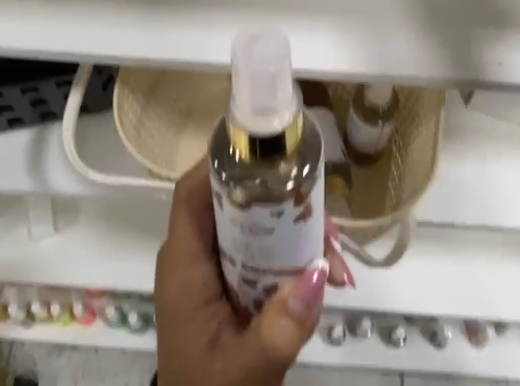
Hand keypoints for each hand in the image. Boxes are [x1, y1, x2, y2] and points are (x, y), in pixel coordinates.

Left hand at [154, 162, 353, 385]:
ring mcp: (210, 272)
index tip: (271, 154)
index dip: (226, 164)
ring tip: (334, 252)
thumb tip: (317, 272)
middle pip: (231, 204)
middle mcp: (193, 258)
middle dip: (280, 201)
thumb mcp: (246, 370)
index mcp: (184, 265)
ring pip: (251, 228)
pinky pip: (258, 255)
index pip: (194, 193)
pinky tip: (324, 273)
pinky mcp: (227, 288)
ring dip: (293, 231)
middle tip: (325, 216)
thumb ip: (279, 328)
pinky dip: (290, 257)